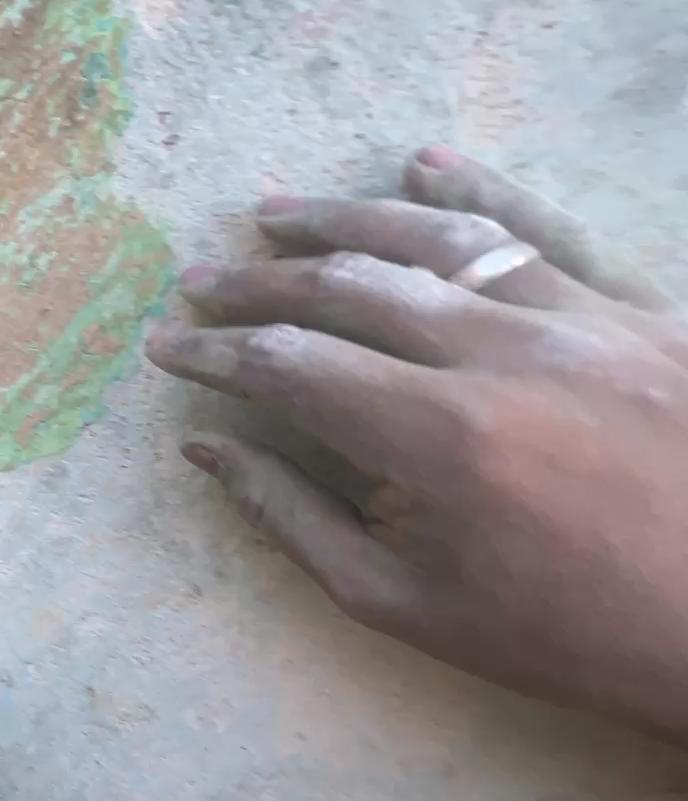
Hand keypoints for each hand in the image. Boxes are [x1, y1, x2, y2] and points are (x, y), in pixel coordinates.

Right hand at [148, 146, 687, 739]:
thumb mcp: (395, 601)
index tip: (163, 347)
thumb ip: (288, 514)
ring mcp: (595, 323)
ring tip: (275, 215)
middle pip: (346, 288)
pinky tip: (424, 164)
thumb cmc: (571, 636)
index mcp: (438, 435)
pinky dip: (482, 192)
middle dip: (254, 284)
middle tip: (198, 283)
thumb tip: (205, 449)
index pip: (286, 364)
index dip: (211, 352)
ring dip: (341, 222)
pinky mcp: (657, 314)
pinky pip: (556, 234)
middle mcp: (509, 357)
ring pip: (439, 241)